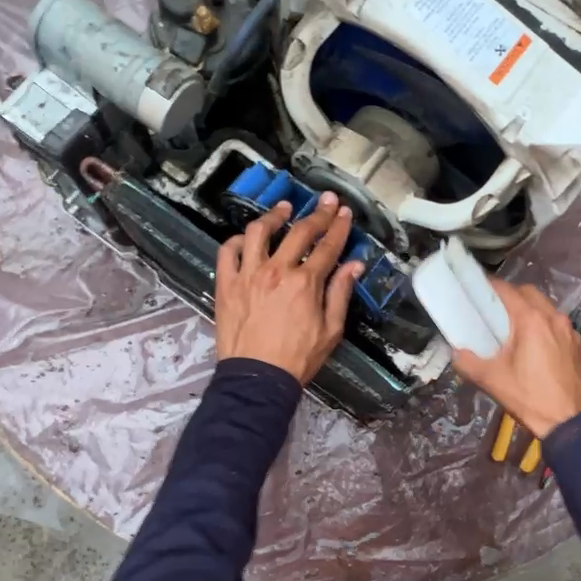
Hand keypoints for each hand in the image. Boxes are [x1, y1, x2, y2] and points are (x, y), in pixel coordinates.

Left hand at [216, 193, 363, 382]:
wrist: (258, 379)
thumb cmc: (298, 359)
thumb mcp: (331, 331)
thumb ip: (340, 294)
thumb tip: (354, 266)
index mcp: (306, 282)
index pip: (327, 246)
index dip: (339, 227)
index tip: (346, 213)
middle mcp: (277, 270)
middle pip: (299, 232)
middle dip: (317, 213)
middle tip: (327, 201)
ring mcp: (248, 274)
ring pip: (259, 232)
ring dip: (275, 216)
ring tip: (284, 209)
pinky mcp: (226, 284)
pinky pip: (227, 252)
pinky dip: (237, 241)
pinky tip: (246, 238)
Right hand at [452, 279, 580, 438]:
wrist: (567, 422)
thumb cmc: (528, 397)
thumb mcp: (491, 380)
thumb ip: (467, 362)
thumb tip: (456, 352)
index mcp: (531, 320)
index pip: (507, 290)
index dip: (489, 286)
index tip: (475, 290)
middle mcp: (552, 317)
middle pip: (528, 293)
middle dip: (510, 295)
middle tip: (492, 309)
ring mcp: (568, 329)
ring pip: (545, 306)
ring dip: (528, 308)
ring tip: (511, 325)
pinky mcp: (576, 343)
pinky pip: (555, 323)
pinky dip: (542, 323)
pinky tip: (533, 342)